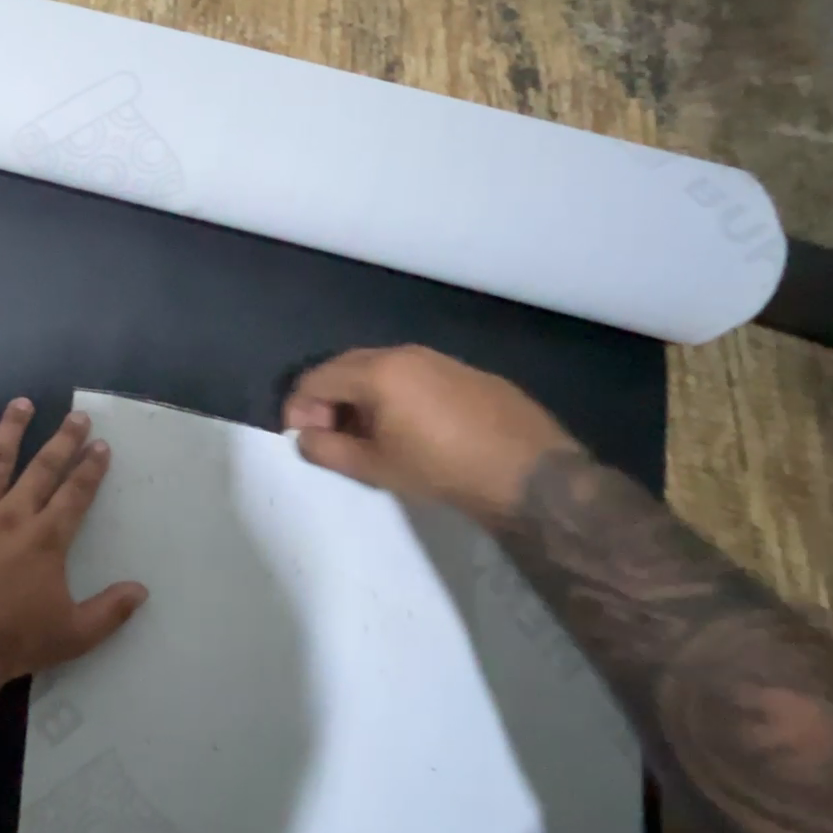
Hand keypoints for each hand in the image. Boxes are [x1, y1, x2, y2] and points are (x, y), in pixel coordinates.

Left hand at [0, 399, 147, 687]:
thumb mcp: (73, 634)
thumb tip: (142, 590)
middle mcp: (13, 515)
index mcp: (46, 539)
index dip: (90, 468)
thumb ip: (110, 611)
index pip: (75, 494)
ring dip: (11, 429)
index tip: (101, 445)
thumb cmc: (14, 640)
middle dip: (62, 440)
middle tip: (76, 416)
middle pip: (42, 468)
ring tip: (21, 404)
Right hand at [281, 345, 582, 522]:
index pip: (314, 379)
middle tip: (331, 436)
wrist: (534, 478)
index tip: (306, 441)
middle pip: (343, 367)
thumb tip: (305, 437)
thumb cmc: (443, 470)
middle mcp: (405, 354)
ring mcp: (441, 360)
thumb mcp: (373, 467)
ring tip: (369, 435)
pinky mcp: (469, 373)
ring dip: (360, 398)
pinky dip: (395, 396)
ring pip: (379, 369)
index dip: (298, 410)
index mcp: (377, 372)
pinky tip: (411, 429)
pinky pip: (414, 376)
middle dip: (326, 400)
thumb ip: (325, 449)